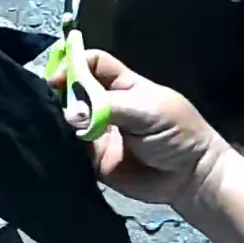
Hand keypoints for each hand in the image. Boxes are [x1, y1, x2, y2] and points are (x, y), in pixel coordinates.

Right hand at [55, 50, 232, 206]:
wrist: (190, 179)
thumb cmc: (178, 134)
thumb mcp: (146, 109)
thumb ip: (107, 107)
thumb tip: (70, 114)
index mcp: (122, 86)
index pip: (92, 63)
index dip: (75, 63)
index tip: (58, 76)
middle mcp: (105, 106)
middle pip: (73, 90)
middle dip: (61, 92)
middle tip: (53, 103)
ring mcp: (96, 132)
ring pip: (67, 119)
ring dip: (60, 120)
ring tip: (59, 124)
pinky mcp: (91, 158)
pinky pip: (69, 148)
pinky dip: (62, 145)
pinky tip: (61, 142)